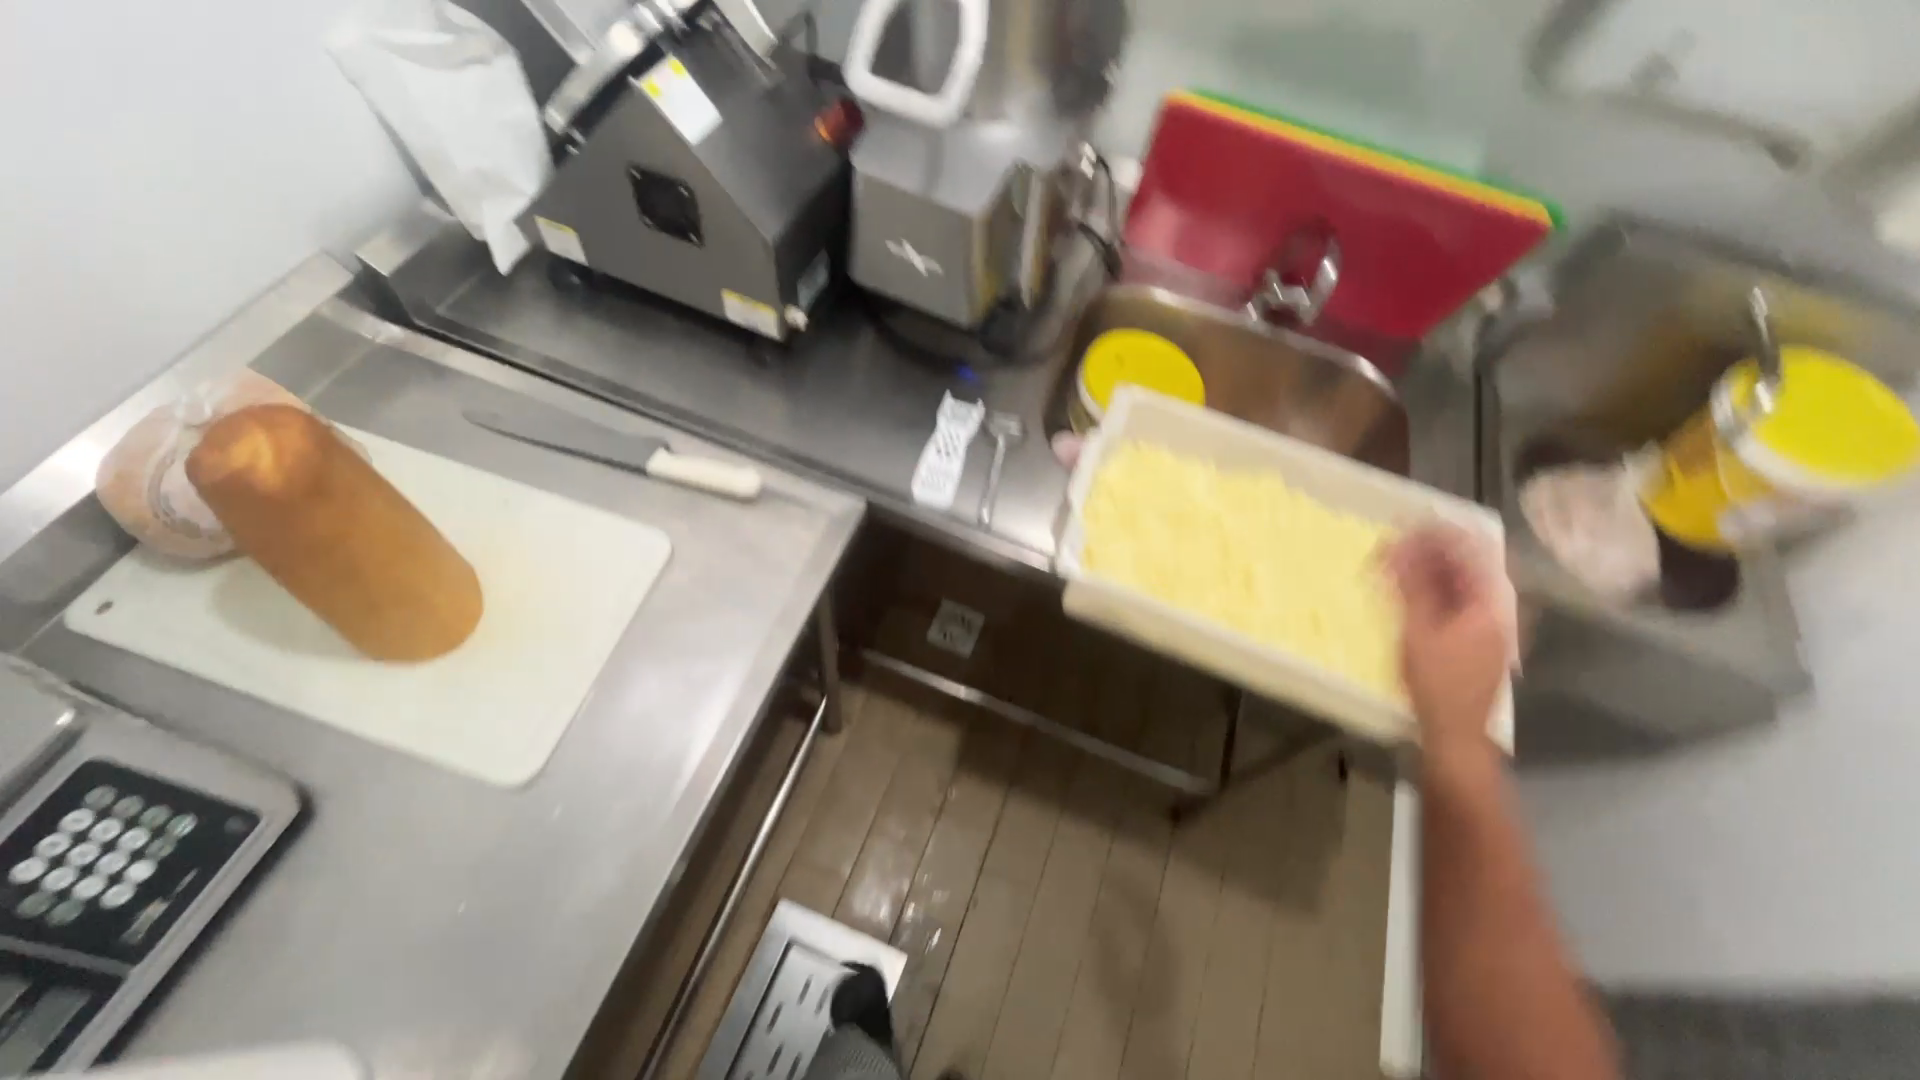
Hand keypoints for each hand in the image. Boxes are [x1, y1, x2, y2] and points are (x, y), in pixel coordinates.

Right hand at [1384, 525, 1512, 760]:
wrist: (1456, 733)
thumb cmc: (1439, 683)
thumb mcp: (1419, 631)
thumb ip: (1411, 586)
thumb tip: (1399, 547)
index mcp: (1492, 601)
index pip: (1471, 548)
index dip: (1438, 531)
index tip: (1404, 523)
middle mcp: (1498, 606)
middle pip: (1466, 563)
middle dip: (1427, 549)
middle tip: (1389, 544)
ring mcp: (1489, 622)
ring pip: (1458, 581)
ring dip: (1426, 568)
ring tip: (1390, 563)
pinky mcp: (1476, 636)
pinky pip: (1455, 599)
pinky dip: (1430, 589)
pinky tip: (1404, 590)